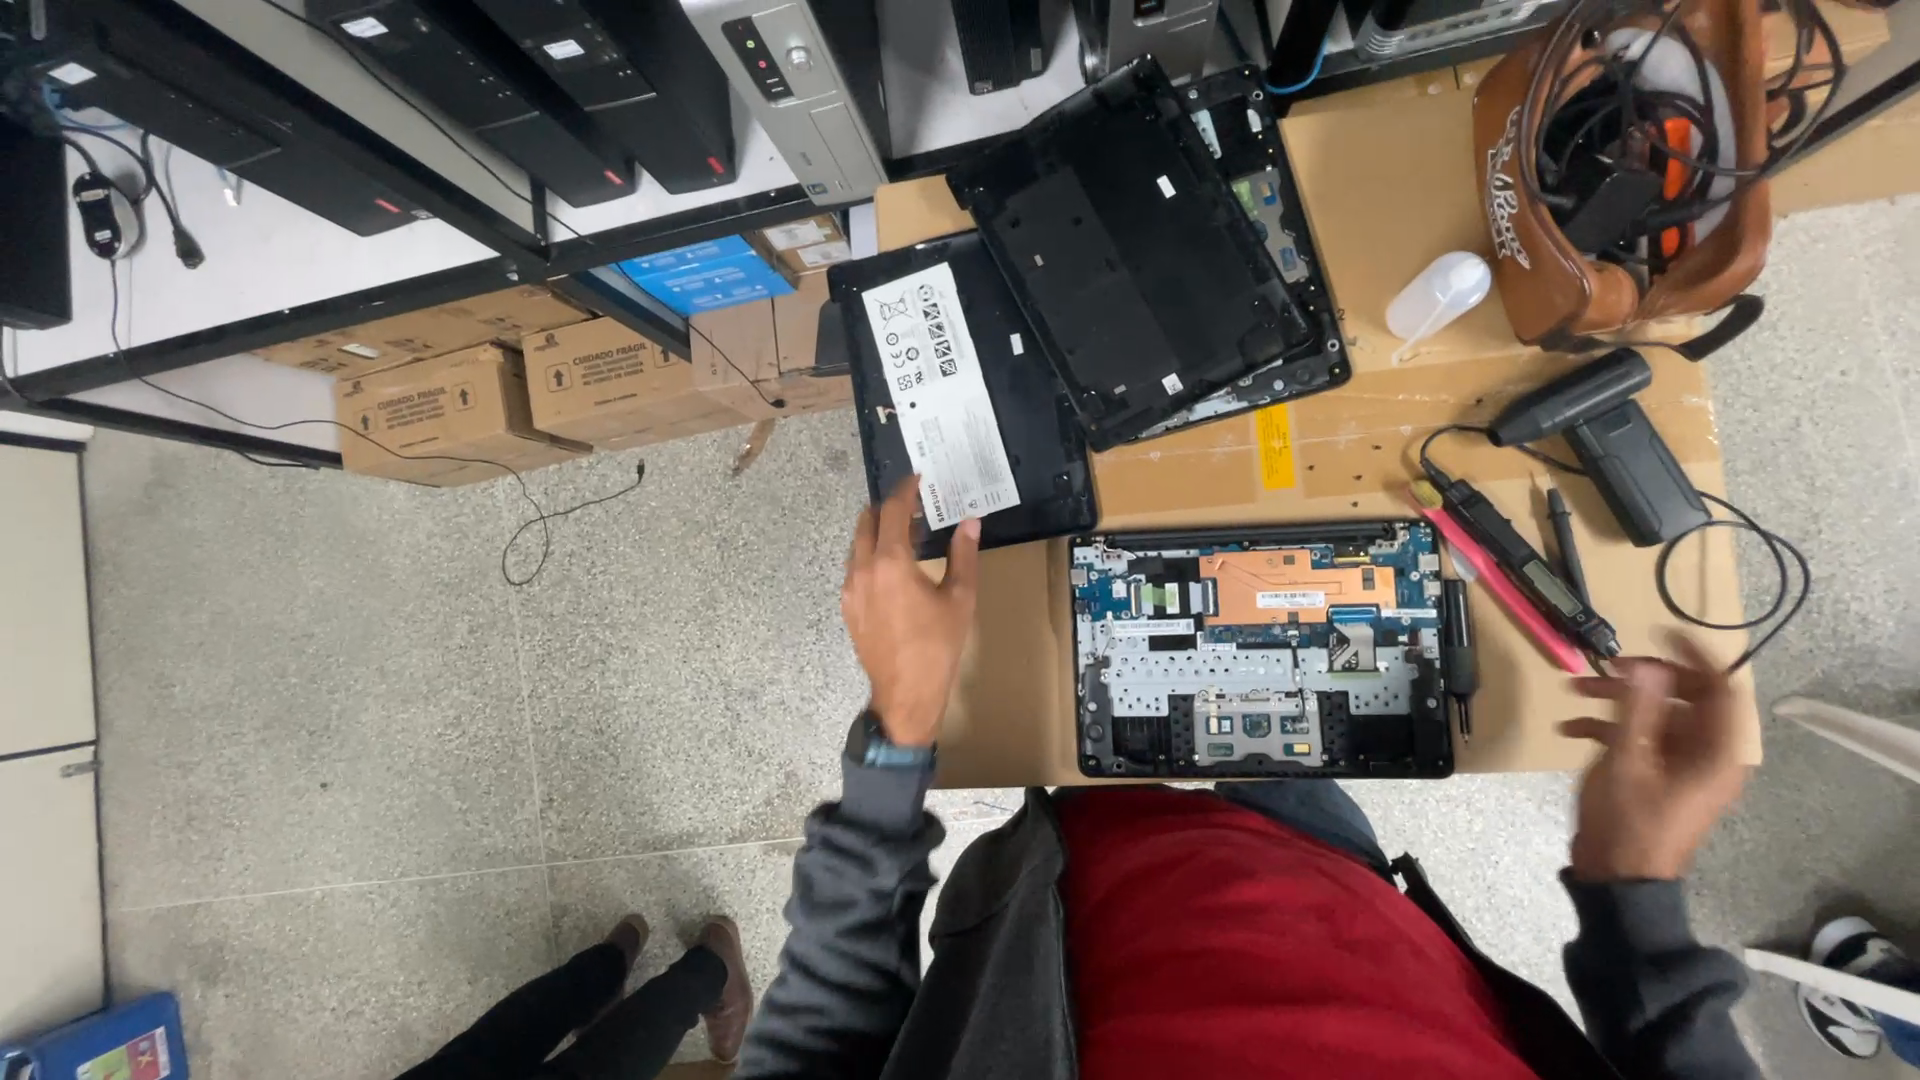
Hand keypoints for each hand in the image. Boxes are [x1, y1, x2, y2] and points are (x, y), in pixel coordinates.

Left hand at [841, 476, 981, 746]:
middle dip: (888, 508)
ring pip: (858, 545)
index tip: (917, 479)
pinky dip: (871, 556)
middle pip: (867, 521)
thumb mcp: (960, 598)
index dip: (906, 490)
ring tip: (907, 537)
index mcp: (891, 562)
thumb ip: (963, 554)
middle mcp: (863, 569)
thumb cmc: (938, 645)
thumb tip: (971, 522)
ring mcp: (850, 589)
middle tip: (913, 507)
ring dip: (878, 532)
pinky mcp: (847, 606)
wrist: (906, 692)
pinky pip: (855, 568)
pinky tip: (894, 570)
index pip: (893, 511)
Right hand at [1561, 634, 1746, 882]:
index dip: (1694, 656)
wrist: (1619, 872)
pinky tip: (1571, 728)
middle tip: (1604, 666)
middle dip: (1640, 678)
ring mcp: (1681, 764)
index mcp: (1716, 750)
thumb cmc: (1630, 817)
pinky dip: (1605, 725)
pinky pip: (1638, 736)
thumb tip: (1647, 665)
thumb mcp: (1627, 758)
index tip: (1659, 631)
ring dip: (1615, 699)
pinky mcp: (1655, 773)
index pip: (1719, 689)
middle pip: (1683, 698)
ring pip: (1655, 714)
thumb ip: (1637, 709)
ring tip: (1574, 691)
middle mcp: (1707, 753)